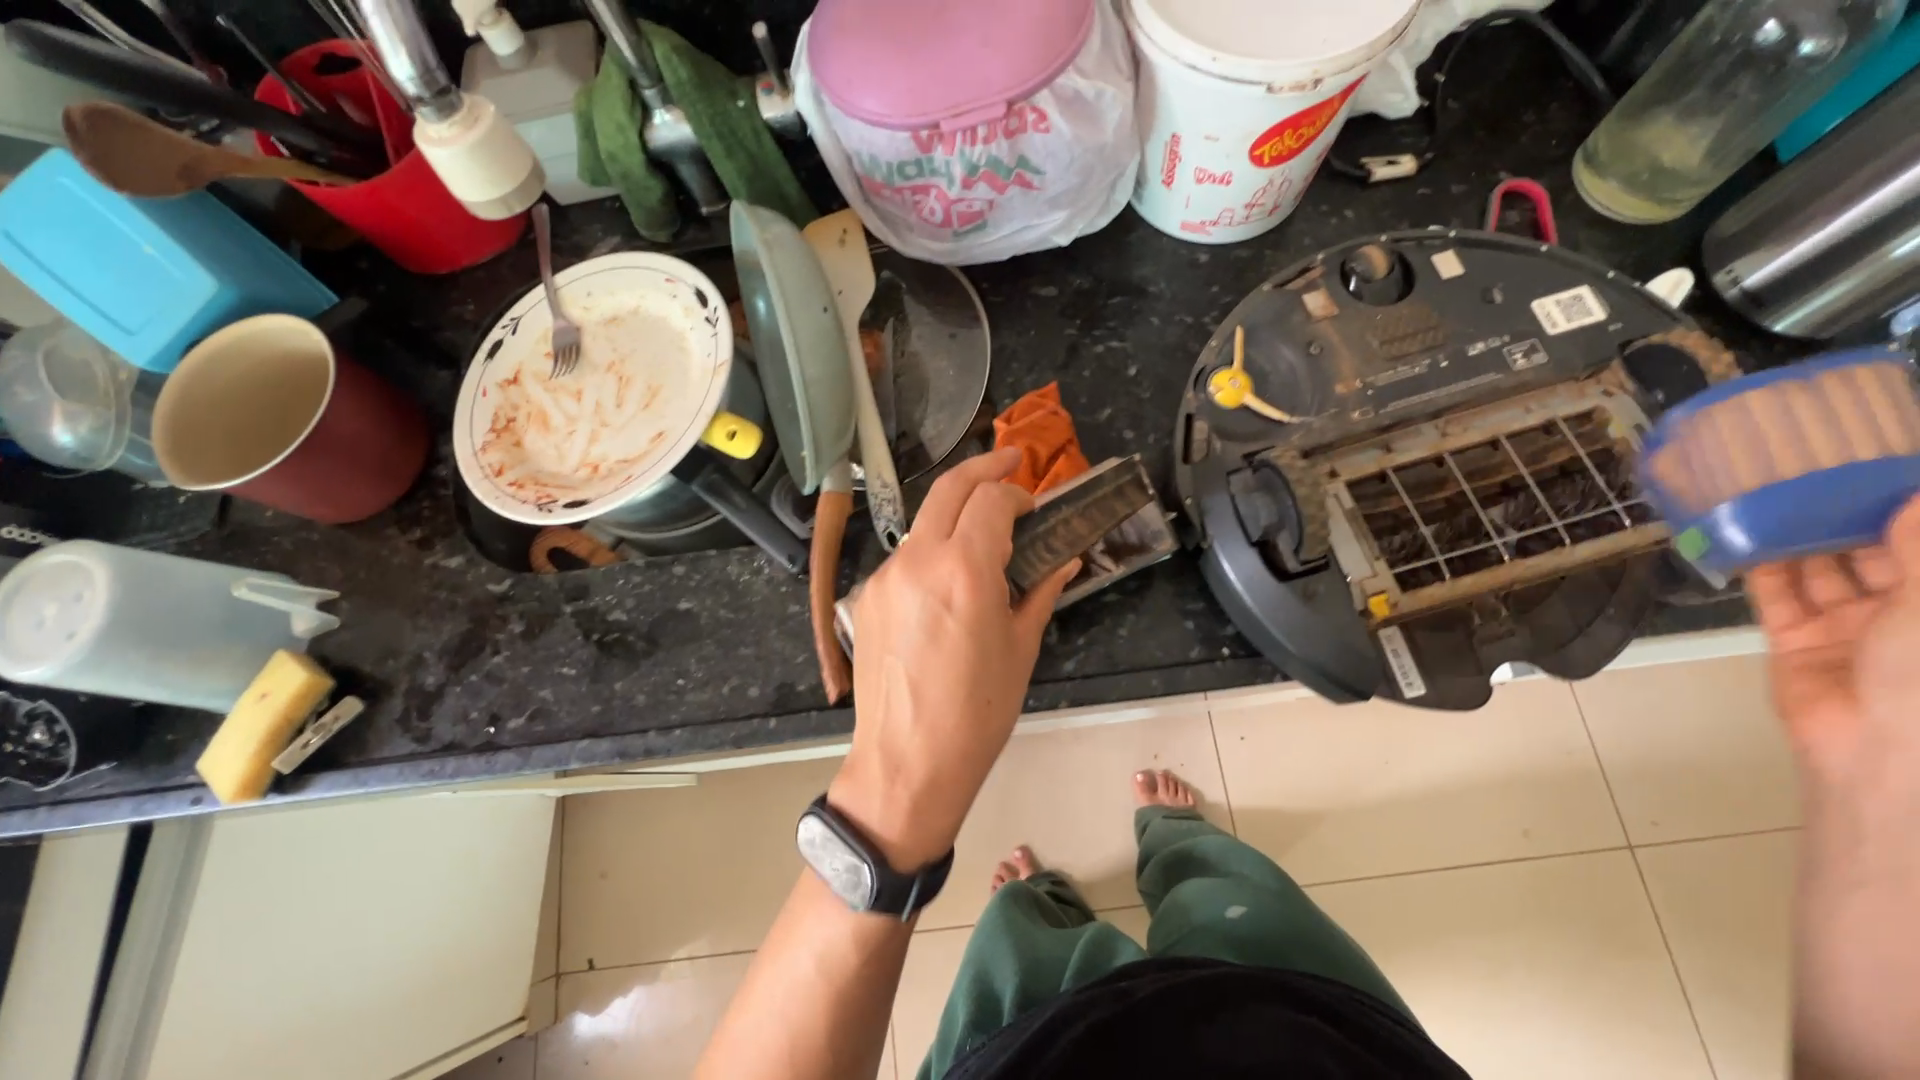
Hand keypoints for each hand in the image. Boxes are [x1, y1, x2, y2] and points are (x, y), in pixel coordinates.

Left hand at [826, 448, 1077, 868]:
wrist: (907, 763)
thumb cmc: (977, 713)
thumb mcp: (1020, 649)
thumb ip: (1039, 592)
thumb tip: (1064, 561)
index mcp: (964, 569)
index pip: (991, 500)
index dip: (1017, 493)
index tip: (1034, 505)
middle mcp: (918, 560)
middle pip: (948, 488)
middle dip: (983, 467)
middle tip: (1010, 461)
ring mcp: (884, 577)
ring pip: (922, 525)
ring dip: (953, 517)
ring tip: (982, 540)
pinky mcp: (864, 599)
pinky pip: (903, 560)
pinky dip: (930, 554)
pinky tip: (947, 587)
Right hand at [1747, 496, 1919, 790]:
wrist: (1878, 747)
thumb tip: (1912, 496)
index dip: (1908, 514)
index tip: (1882, 474)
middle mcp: (1908, 615)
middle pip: (1877, 556)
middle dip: (1851, 519)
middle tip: (1817, 474)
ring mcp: (1850, 629)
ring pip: (1825, 572)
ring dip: (1803, 539)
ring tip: (1774, 495)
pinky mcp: (1798, 640)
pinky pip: (1779, 598)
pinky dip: (1763, 569)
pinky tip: (1745, 536)